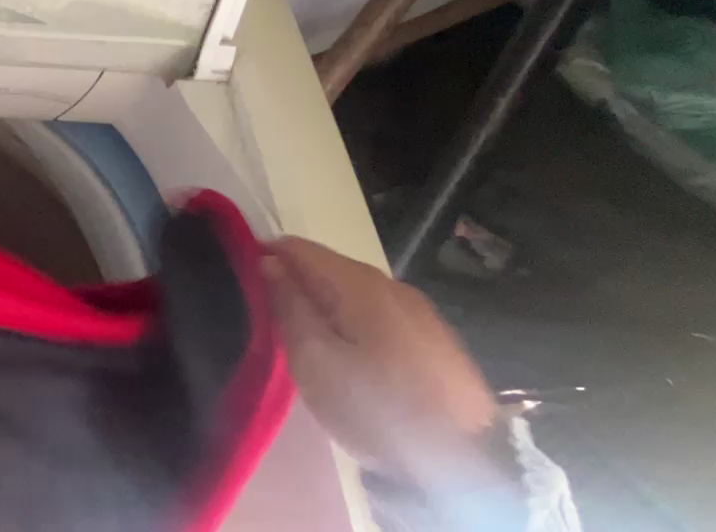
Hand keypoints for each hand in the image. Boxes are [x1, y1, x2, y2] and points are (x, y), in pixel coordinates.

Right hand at [262, 237, 499, 487]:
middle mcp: (392, 284)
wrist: (469, 468)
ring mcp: (420, 311)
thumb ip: (288, 305)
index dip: (265, 257)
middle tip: (275, 320)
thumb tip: (269, 263)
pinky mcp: (437, 339)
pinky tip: (353, 356)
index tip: (246, 285)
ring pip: (354, 292)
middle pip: (327, 267)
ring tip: (311, 341)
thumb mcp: (315, 360)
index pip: (297, 247)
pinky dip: (355, 322)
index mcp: (359, 283)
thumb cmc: (377, 408)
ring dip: (326, 305)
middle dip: (297, 284)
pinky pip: (380, 314)